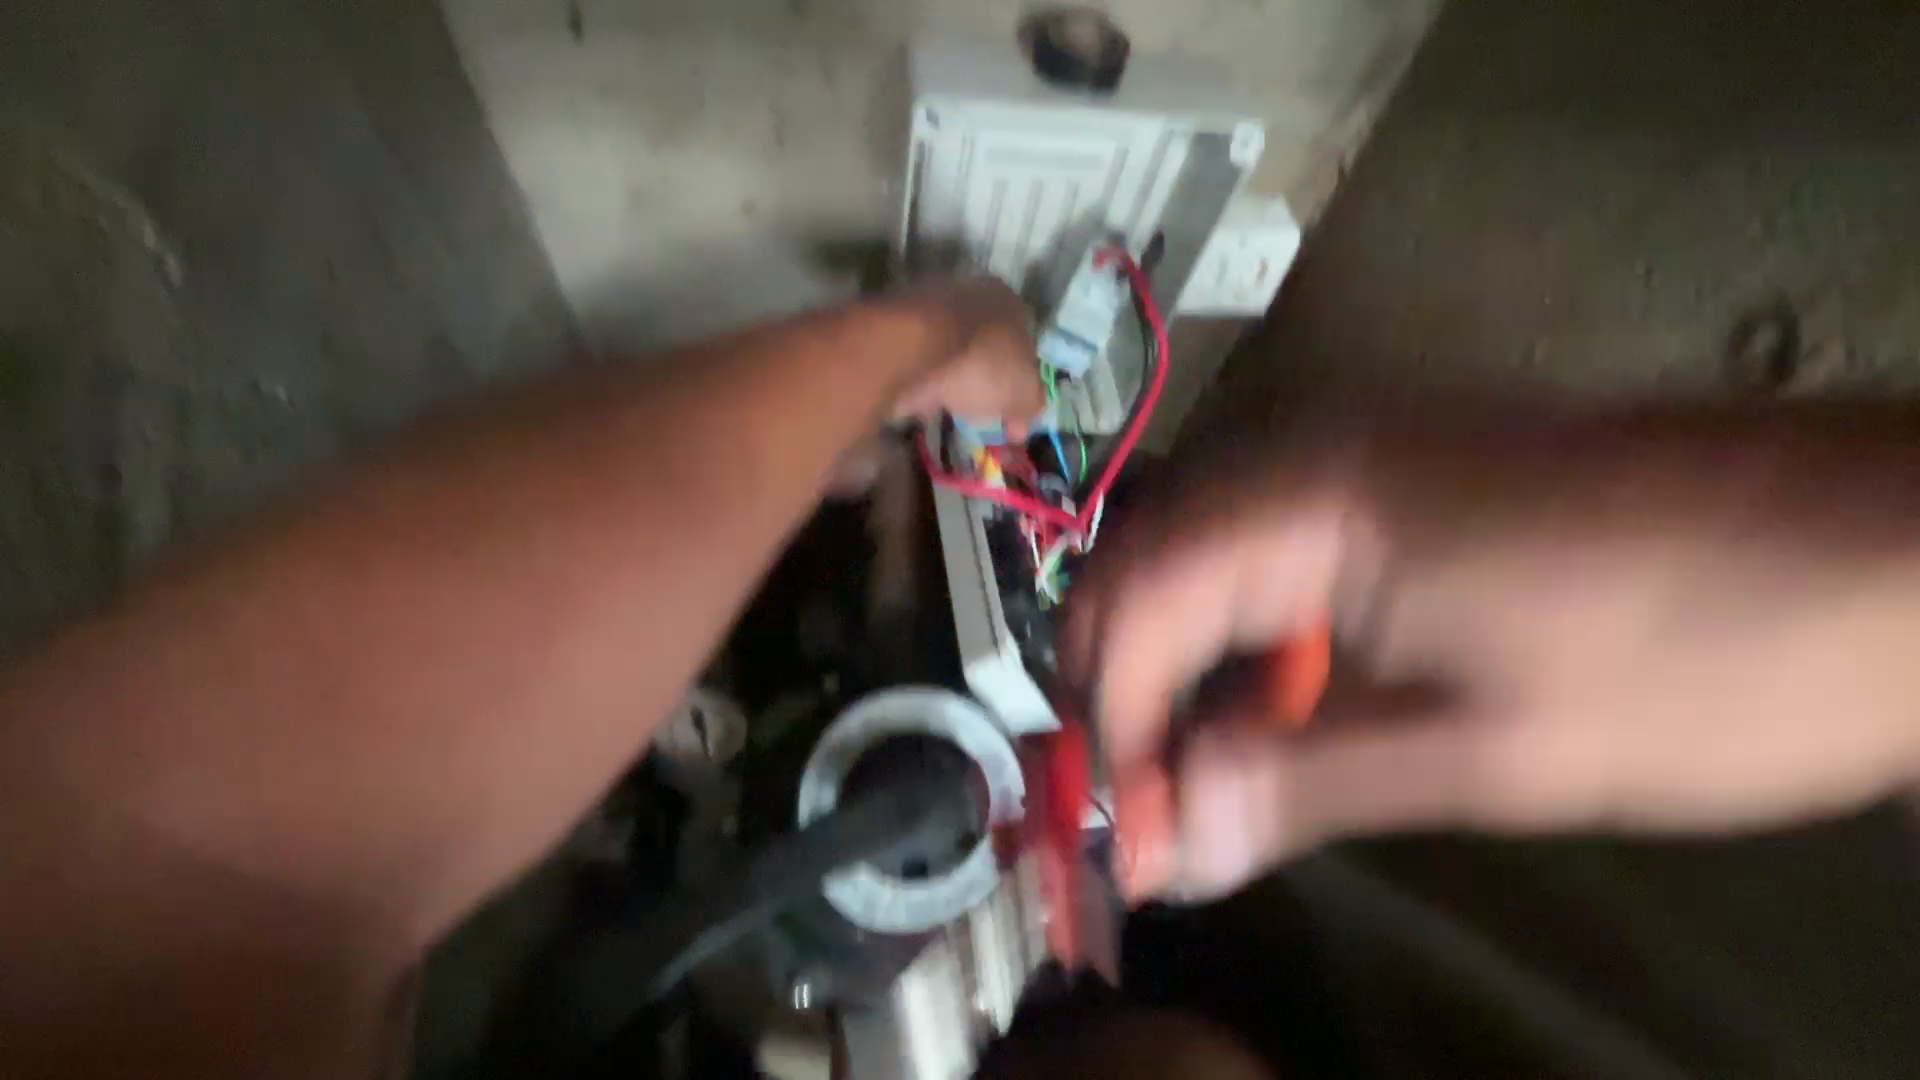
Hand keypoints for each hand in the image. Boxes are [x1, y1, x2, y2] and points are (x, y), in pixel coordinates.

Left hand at [888, 276, 1045, 432]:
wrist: (912, 348)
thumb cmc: (982, 363)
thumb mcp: (1023, 393)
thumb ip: (1030, 405)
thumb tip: (1022, 424)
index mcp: (1005, 299)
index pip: (1023, 341)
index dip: (1021, 381)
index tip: (1014, 414)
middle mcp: (966, 292)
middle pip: (982, 343)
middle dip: (984, 378)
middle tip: (981, 412)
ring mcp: (925, 307)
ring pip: (947, 351)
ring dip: (949, 379)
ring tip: (949, 410)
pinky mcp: (892, 328)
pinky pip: (916, 363)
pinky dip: (921, 382)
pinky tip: (921, 404)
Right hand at [1064, 406, 1919, 902]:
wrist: (1896, 545)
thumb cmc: (1698, 653)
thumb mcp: (1490, 749)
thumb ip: (1302, 783)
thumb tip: (1173, 847)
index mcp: (1308, 504)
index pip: (1140, 606)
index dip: (1113, 720)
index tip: (1127, 823)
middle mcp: (1296, 459)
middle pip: (1138, 566)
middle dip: (1118, 683)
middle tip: (1137, 791)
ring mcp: (1333, 460)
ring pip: (1184, 558)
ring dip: (1167, 660)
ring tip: (1186, 760)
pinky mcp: (1371, 480)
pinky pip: (1249, 551)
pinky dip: (1228, 632)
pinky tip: (1268, 696)